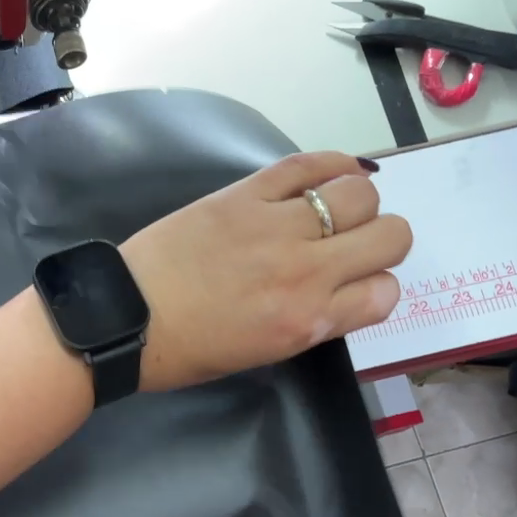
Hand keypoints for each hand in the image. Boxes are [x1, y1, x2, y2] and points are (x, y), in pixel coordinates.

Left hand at [119, 152, 411, 391]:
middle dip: (382, 241)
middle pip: (391, 235)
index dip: (376, 288)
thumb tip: (333, 292)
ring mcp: (278, 225)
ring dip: (358, 202)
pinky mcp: (246, 193)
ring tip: (332, 212)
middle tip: (351, 245)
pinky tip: (331, 173)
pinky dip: (331, 163)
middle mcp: (307, 271)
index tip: (355, 286)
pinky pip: (308, 163)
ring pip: (360, 192)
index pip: (385, 294)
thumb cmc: (184, 350)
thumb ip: (307, 321)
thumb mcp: (260, 353)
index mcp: (307, 321)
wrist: (125, 317)